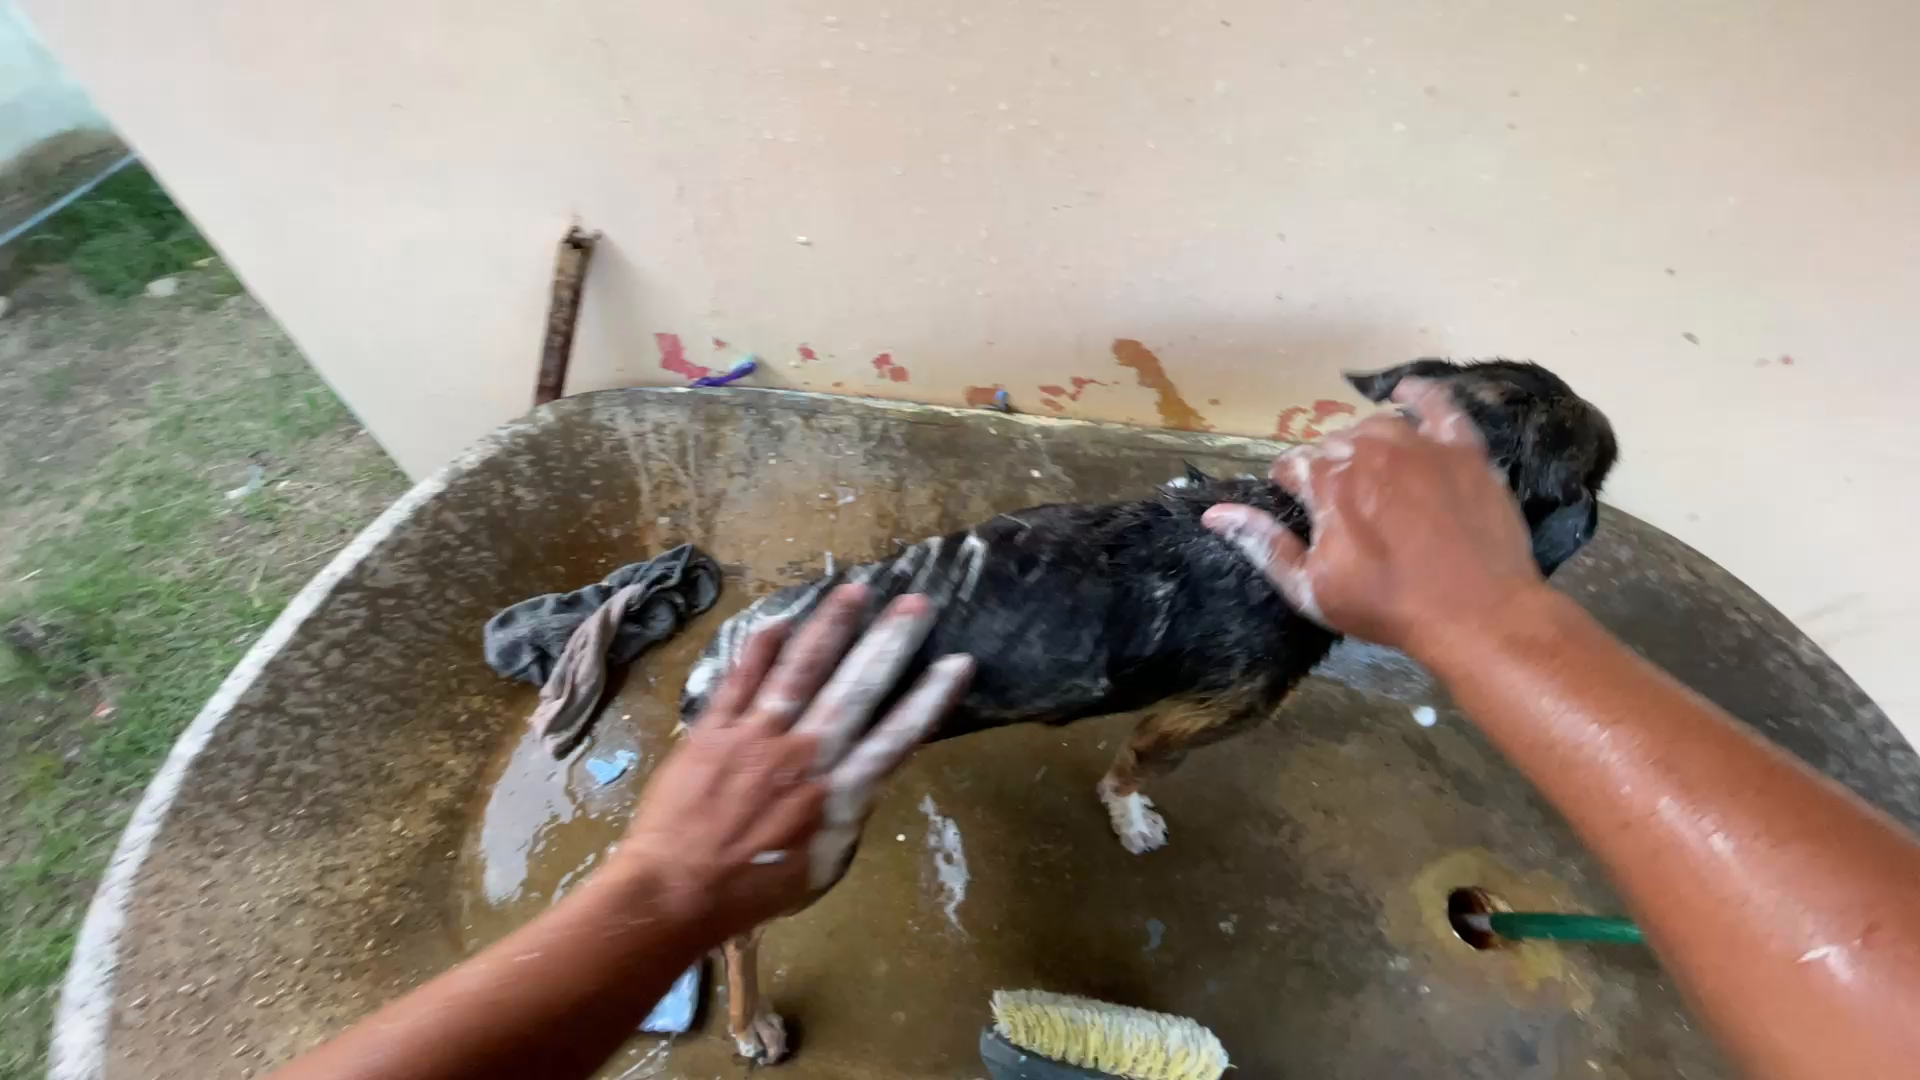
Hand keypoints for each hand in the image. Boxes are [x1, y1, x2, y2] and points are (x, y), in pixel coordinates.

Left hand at [614, 585, 972, 936]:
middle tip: (915, 603)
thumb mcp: (822, 866)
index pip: (895, 737)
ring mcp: (755, 736)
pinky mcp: (714, 729)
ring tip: (854, 591)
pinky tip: (780, 618)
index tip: (957, 663)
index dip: (929, 699)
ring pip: (800, 670)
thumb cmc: (752, 887)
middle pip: (854, 689)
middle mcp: (803, 756)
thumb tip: (862, 771)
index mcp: (835, 795)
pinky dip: (760, 648)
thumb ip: (847, 812)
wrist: (672, 893)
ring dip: (830, 627)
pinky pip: (741, 679)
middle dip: (888, 642)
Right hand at [1201, 377, 1543, 659]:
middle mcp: (1370, 451)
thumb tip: (1213, 513)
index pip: (1292, 463)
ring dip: (1360, 441)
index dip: (1287, 483)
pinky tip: (1405, 393)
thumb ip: (1261, 542)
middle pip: (1331, 443)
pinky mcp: (1464, 451)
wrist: (1477, 614)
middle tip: (1333, 501)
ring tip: (1364, 466)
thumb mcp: (1307, 586)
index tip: (1294, 503)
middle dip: (1323, 466)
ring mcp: (1421, 447)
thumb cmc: (1384, 605)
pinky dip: (1418, 394)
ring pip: (1375, 424)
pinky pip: (1439, 406)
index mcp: (1328, 483)